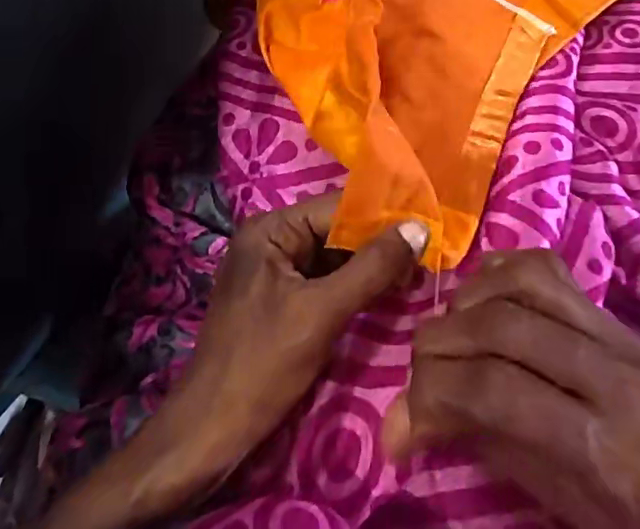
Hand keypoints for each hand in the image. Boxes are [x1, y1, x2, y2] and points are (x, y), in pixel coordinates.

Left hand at [172, 191, 428, 467]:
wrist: (211, 429)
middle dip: (377, 246)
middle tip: (428, 259)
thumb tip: (419, 228)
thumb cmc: (263, 363)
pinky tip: (385, 295)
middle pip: (334, 232)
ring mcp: (272, 270)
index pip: (335, 208)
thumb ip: (372, 268)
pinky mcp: (278, 300)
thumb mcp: (322, 312)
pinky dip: (352, 288)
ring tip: (415, 276)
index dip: (381, 218)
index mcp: (269, 229)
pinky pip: (322, 282)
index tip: (427, 229)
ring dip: (369, 268)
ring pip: (331, 259)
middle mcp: (268, 240)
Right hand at [384, 249, 639, 528]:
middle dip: (440, 345)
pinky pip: (550, 272)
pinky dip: (500, 275)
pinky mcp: (623, 324)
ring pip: (525, 283)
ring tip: (447, 335)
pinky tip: (480, 301)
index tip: (397, 426)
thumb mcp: (565, 513)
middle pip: (504, 328)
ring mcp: (628, 342)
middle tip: (414, 373)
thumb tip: (407, 418)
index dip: (432, 396)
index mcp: (618, 457)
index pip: (500, 392)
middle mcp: (626, 382)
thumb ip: (490, 447)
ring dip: (467, 302)